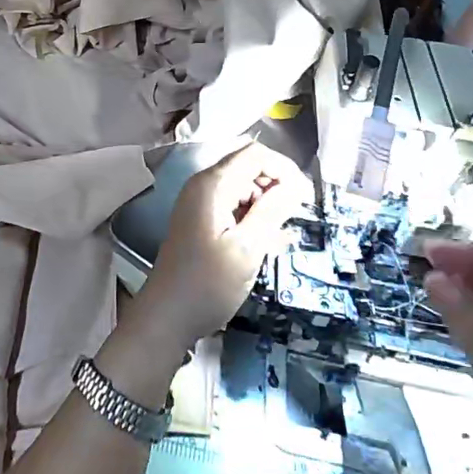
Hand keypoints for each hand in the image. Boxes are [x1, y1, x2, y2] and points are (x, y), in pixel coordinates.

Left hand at [133, 141, 308, 351]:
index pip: (256, 154)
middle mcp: (204, 185)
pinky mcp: (201, 221)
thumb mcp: (247, 248)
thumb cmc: (208, 284)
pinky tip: (266, 242)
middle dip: (276, 187)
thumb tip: (297, 185)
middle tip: (296, 217)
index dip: (284, 169)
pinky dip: (252, 217)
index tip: (305, 196)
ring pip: (243, 188)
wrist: (166, 319)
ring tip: (282, 234)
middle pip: (249, 168)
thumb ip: (272, 211)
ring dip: (266, 204)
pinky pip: (234, 206)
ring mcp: (200, 203)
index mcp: (212, 184)